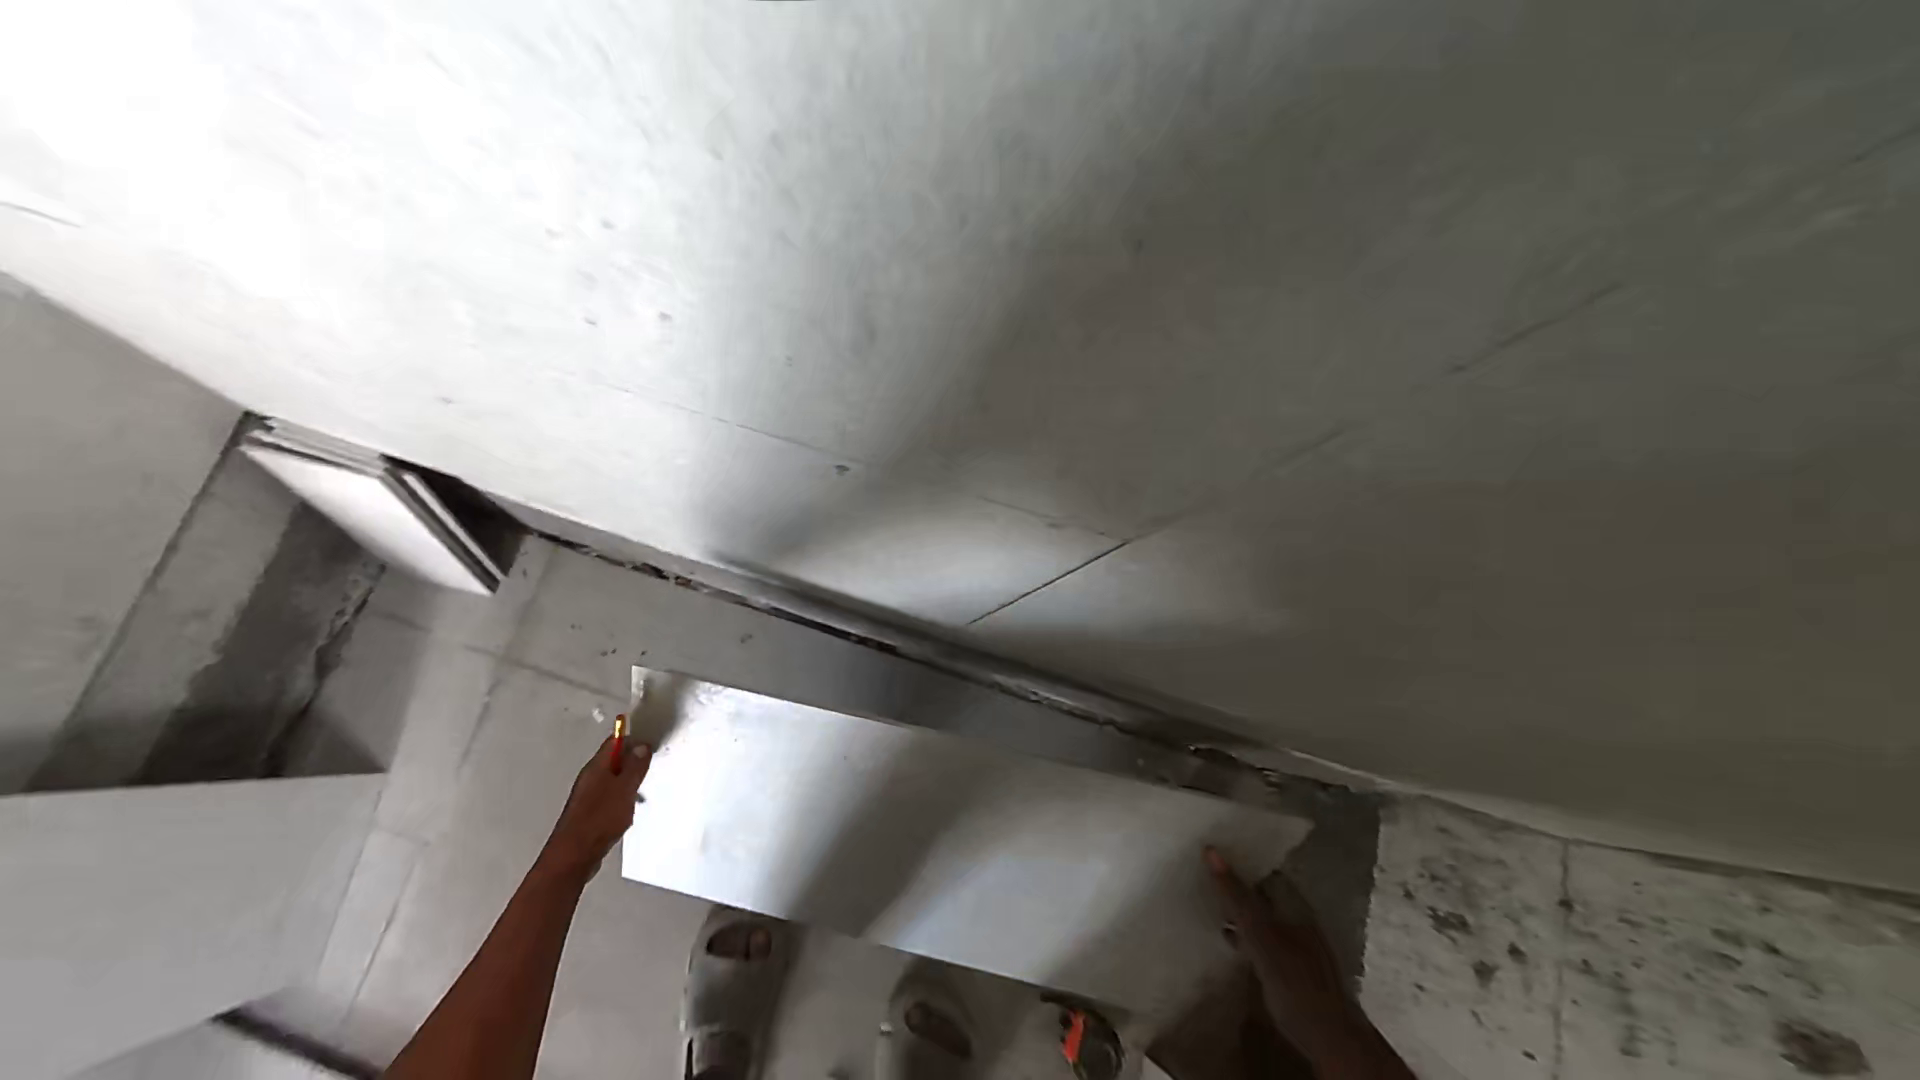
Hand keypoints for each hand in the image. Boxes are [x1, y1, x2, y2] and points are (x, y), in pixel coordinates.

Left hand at [541, 735, 650, 879]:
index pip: (614, 742)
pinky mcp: (589, 812)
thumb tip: (641, 746)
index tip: (651, 742)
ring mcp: (588, 796)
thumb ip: (634, 767)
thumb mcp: (625, 789)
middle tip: (651, 764)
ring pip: (612, 778)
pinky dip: (622, 796)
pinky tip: (630, 808)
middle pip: (613, 760)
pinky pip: (609, 795)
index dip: (633, 738)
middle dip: (633, 760)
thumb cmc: (600, 818)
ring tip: (643, 787)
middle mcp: (590, 778)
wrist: (575, 856)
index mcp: (596, 767)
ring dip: (628, 780)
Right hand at [1205, 847, 1407, 1075]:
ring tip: (1205, 899)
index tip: (1209, 848)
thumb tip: (1210, 850)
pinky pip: (1261, 936)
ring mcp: (1295, 943)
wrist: (1331, 1040)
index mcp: (1295, 904)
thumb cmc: (1296, 981)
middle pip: (1262, 891)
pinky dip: (1243, 931)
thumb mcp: (1260, 935)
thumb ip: (1236, 896)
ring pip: (1261, 914)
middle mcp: (1298, 918)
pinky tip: (1226, 936)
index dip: (1239, 857)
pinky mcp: (1289, 966)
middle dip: (1236, 882)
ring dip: (1237, 907)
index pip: (1265, 869)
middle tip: (1200, 871)